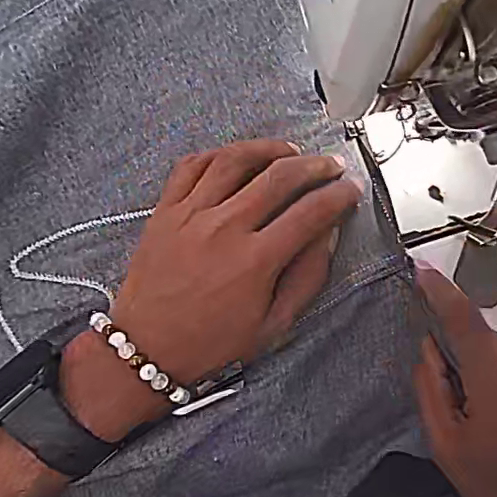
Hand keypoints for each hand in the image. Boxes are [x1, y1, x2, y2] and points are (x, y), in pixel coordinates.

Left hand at [60, 140, 360, 440]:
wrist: (147, 347)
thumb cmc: (208, 342)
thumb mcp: (272, 325)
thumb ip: (306, 278)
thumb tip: (327, 238)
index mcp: (254, 261)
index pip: (311, 212)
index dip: (339, 196)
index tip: (349, 192)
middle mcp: (224, 229)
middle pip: (280, 176)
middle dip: (315, 166)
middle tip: (329, 167)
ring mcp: (191, 215)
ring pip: (236, 159)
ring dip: (270, 149)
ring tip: (289, 152)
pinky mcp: (166, 211)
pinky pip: (193, 165)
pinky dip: (219, 153)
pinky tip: (236, 157)